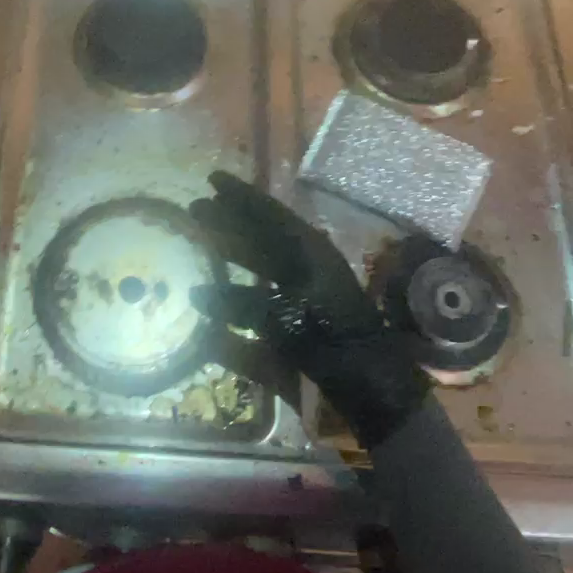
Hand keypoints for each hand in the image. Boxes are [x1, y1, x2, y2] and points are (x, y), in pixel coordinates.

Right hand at [189, 172, 428, 447]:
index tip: (212, 180)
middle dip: (229, 225)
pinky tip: (208, 315)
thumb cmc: (336, 344)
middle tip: (195, 212)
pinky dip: (233, 313)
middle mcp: (305, 272)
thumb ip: (242, 305)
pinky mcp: (294, 335)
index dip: (241, 198)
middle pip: (260, 241)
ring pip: (258, 272)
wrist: (376, 393)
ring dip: (229, 261)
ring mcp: (300, 304)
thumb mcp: (287, 318)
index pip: (269, 215)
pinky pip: (257, 314)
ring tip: (198, 249)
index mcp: (310, 255)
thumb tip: (198, 293)